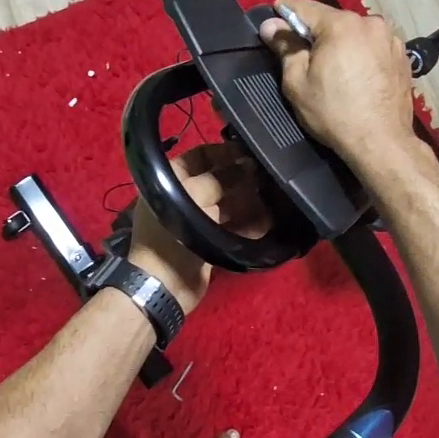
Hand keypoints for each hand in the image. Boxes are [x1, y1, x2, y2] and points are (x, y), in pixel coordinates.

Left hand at [127, 143, 270, 314]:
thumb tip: (247, 164)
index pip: (199, 156)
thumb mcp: (194, 196)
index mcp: (169, 180)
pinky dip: (249, 225)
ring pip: (227, 204)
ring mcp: (195, 221)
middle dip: (242, 178)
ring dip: (250, 202)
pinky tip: (270, 221)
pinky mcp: (207, 242)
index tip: (251, 152)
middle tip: (268, 176)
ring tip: (273, 197)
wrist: (165, 285)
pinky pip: (231, 227)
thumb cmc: (173, 234)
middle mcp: (181, 197)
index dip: (224, 153)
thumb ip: (221, 178)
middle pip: (217, 181)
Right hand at [260, 0, 417, 168]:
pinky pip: (373, 46)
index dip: (285, 11)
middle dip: (315, 32)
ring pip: (355, 32)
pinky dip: (361, 53)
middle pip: (333, 20)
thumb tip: (271, 25)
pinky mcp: (402, 56)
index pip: (305, 7)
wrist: (381, 141)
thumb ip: (286, 48)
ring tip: (331, 66)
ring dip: (341, 42)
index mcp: (341, 25)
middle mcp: (370, 22)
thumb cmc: (334, 113)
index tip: (273, 16)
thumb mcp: (298, 83)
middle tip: (301, 52)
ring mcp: (391, 38)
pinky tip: (355, 74)